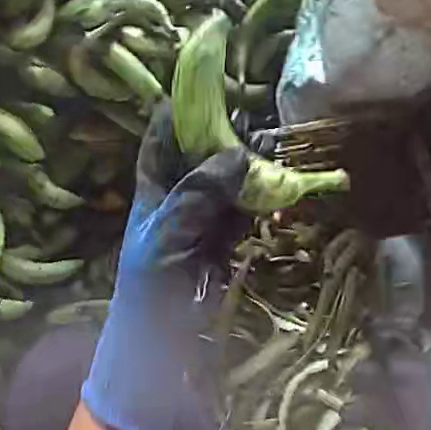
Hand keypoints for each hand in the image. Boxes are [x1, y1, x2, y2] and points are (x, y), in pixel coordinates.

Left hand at [81, 105, 247, 429]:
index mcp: (153, 186)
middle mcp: (179, 194)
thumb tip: (238, 153)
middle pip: (203, 150)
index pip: (163, 134)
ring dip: (251, 162)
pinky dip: (262, 194)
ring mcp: (205, 216)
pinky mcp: (226, 239)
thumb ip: (198, 193)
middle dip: (227, 131)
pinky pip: (246, 206)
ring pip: (229, 177)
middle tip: (258, 111)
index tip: (212, 80)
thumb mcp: (167, 236)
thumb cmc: (151, 289)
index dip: (183, 106)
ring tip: (275, 142)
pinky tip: (280, 182)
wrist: (161, 349)